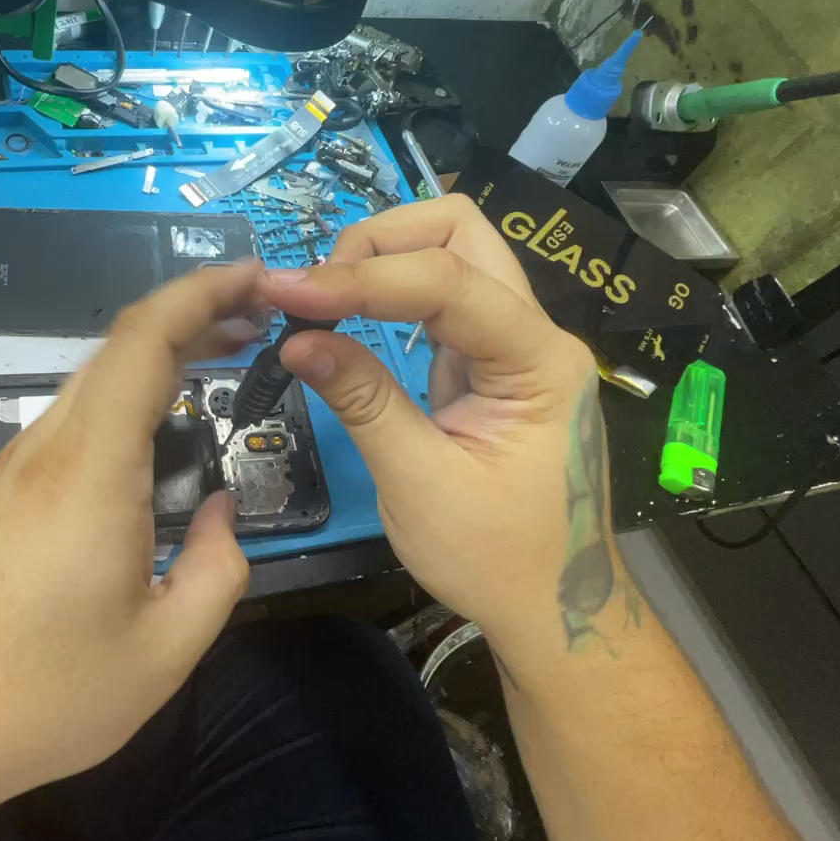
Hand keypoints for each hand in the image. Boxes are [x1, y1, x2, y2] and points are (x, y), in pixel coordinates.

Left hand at [0, 262, 261, 840]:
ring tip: (218, 363)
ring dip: (157, 360)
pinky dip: (124, 403)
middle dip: (192, 316)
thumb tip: (221, 509)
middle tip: (256, 321)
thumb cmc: (34, 700)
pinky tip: (153, 438)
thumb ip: (219, 570)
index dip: (202, 292)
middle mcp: (44, 449)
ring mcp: (10, 469)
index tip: (256, 278)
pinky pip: (69, 424)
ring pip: (92, 384)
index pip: (143, 341)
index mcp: (90, 472)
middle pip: (118, 349)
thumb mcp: (161, 654)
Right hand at [258, 196, 631, 667]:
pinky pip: (442, 298)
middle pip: (464, 231)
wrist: (556, 609)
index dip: (360, 279)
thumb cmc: (496, 559)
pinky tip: (350, 312)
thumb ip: (362, 399)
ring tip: (325, 296)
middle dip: (381, 240)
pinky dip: (389, 290)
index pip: (447, 283)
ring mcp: (514, 344)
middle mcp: (535, 333)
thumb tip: (296, 339)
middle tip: (318, 287)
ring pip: (454, 252)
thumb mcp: (418, 482)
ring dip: (384, 258)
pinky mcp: (490, 362)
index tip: (284, 289)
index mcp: (537, 362)